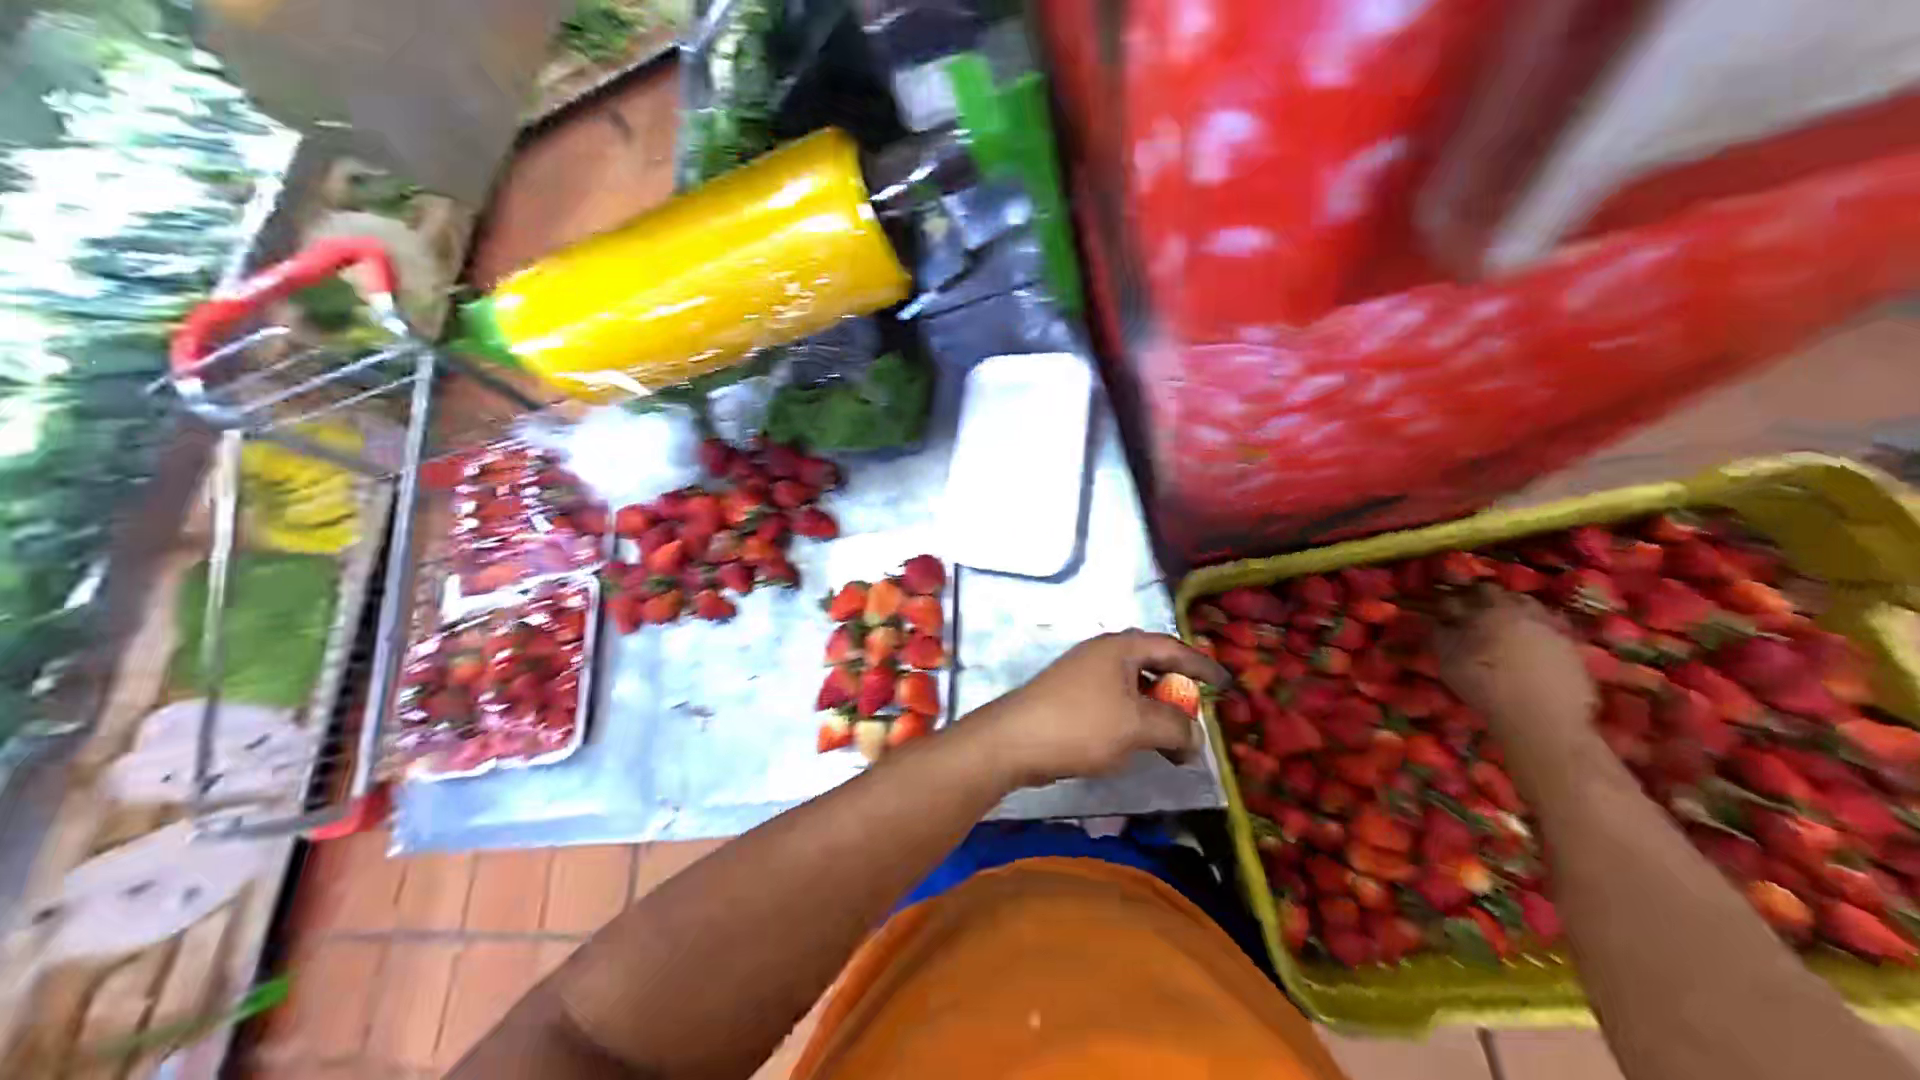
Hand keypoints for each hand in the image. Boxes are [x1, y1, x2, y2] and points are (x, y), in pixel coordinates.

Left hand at [960, 630, 1229, 789]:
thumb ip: (1176, 728)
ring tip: (1172, 741)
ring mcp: (1082, 675)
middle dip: (1177, 691)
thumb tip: (1194, 738)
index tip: (1226, 686)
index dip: (1203, 667)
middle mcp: (1101, 653)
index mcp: (1120, 647)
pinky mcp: (1069, 698)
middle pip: (1151, 665)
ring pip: (1131, 687)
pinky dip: (1133, 719)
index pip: (1173, 648)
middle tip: (1196, 715)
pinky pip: (1113, 703)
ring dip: (1155, 711)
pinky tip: (1137, 744)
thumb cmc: (1081, 725)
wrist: (1013, 741)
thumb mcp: (1138, 726)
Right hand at [1436, 587, 1597, 739]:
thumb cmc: (1485, 684)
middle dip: (1489, 600)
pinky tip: (1533, 646)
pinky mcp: (1574, 649)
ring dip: (1519, 613)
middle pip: (1506, 595)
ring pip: (1533, 610)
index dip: (1457, 597)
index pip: (1471, 592)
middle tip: (1477, 613)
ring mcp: (1554, 629)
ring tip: (1507, 627)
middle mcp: (1525, 611)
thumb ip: (1443, 635)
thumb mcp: (1449, 660)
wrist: (1542, 716)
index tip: (1447, 606)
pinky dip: (1542, 633)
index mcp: (1490, 609)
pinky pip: (1554, 631)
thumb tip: (1439, 621)